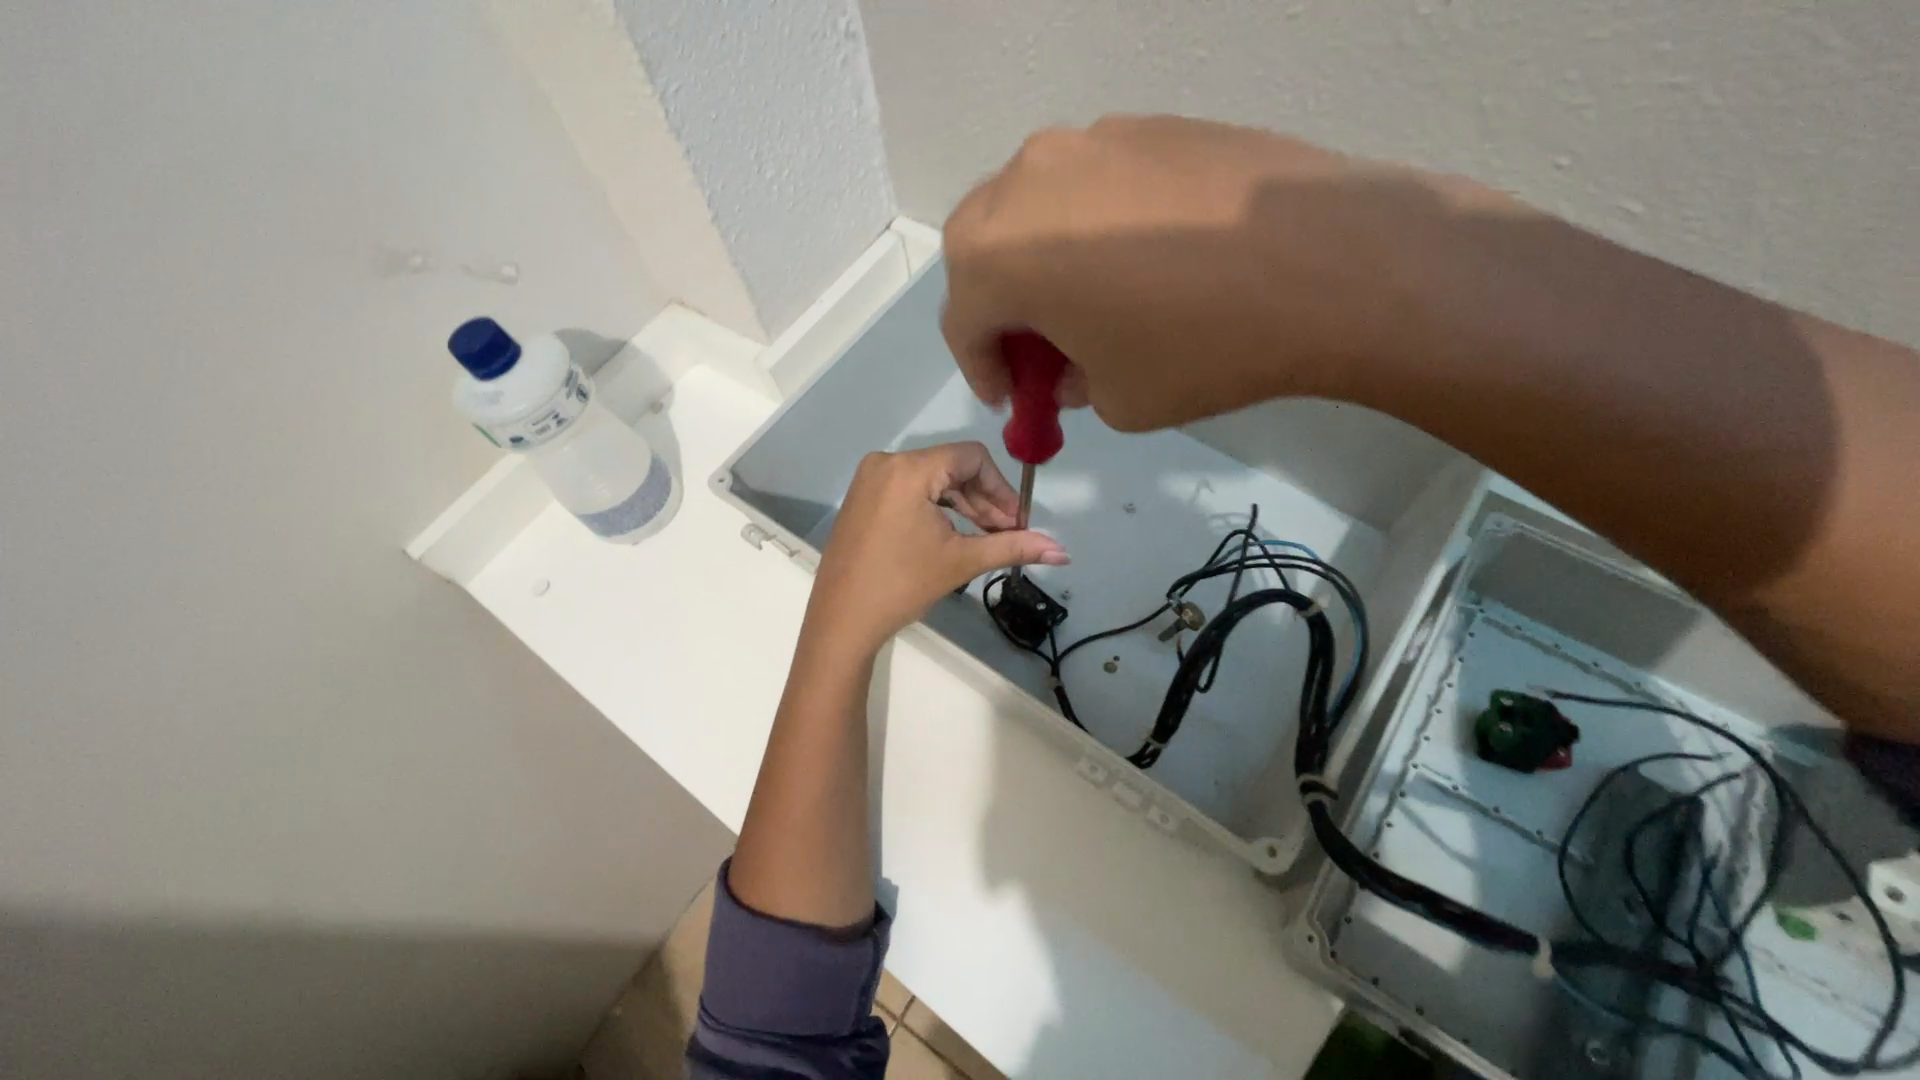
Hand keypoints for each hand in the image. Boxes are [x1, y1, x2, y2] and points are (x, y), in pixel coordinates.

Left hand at [805, 442, 1066, 654]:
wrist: (843, 619)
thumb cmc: (902, 586)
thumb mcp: (962, 561)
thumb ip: (1013, 547)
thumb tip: (1063, 553)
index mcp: (909, 469)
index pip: (972, 458)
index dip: (1001, 488)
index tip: (1018, 523)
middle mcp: (887, 463)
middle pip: (952, 467)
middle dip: (984, 500)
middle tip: (1007, 535)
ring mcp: (871, 480)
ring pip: (933, 480)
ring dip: (963, 505)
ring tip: (985, 539)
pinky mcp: (863, 497)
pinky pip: (911, 490)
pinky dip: (937, 508)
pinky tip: (953, 535)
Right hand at [941, 114, 1500, 430]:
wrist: (1333, 262)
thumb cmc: (1202, 346)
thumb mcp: (1119, 401)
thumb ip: (1071, 385)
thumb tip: (1069, 366)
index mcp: (1001, 253)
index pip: (963, 319)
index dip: (981, 368)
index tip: (1012, 397)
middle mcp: (1028, 180)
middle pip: (984, 249)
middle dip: (1001, 306)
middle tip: (1041, 348)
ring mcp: (1091, 141)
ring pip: (1036, 208)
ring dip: (1045, 261)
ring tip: (1096, 303)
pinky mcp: (1149, 125)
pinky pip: (1094, 185)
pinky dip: (1095, 228)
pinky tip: (1147, 262)